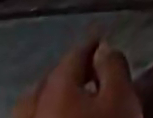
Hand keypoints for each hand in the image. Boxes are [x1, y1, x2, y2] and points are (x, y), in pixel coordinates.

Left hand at [13, 39, 141, 117]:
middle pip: (46, 83)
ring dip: (49, 100)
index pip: (74, 55)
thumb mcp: (122, 98)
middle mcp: (31, 111)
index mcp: (57, 89)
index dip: (90, 45)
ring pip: (31, 110)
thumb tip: (104, 49)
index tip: (100, 41)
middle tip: (88, 70)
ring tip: (73, 101)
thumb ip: (114, 67)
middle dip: (64, 73)